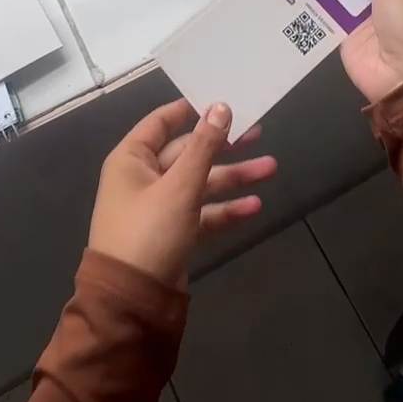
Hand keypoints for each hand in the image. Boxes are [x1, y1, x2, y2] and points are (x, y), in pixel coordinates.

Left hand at [88, 99, 277, 285]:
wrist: (131, 303)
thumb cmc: (148, 232)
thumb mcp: (180, 186)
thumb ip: (204, 146)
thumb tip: (221, 106)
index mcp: (132, 158)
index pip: (162, 122)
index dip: (191, 109)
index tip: (222, 98)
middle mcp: (143, 177)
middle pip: (188, 152)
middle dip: (224, 147)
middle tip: (259, 134)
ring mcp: (158, 207)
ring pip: (200, 183)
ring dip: (233, 177)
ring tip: (271, 168)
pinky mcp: (173, 233)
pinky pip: (202, 212)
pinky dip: (225, 209)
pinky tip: (255, 206)